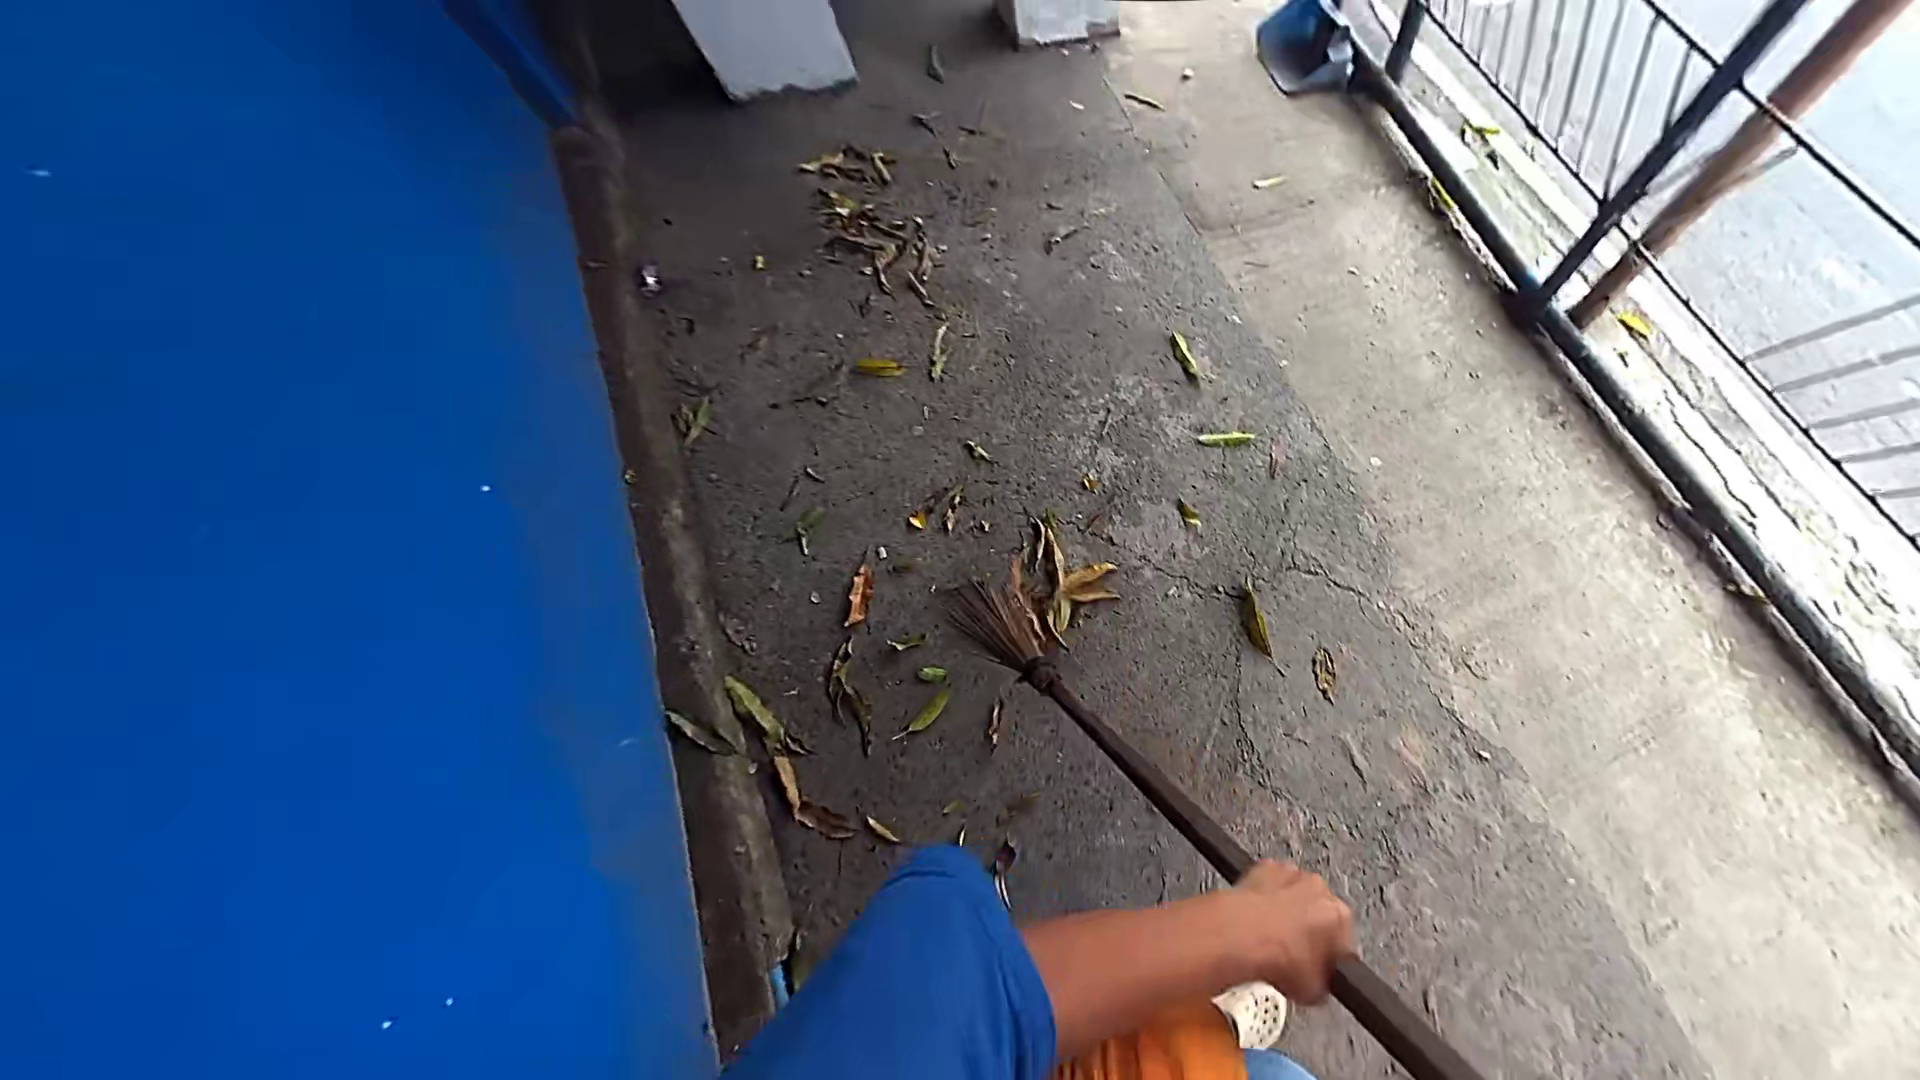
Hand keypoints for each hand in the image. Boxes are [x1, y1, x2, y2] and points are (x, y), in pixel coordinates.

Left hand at [1228, 860, 1354, 1002]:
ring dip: (1287, 906)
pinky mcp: (1259, 867)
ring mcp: (1288, 874)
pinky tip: (1256, 916)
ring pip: (1294, 893)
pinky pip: (1268, 883)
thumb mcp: (1316, 990)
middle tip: (1295, 949)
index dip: (1332, 956)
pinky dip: (1264, 895)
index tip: (1321, 966)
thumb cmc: (1279, 958)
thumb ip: (1325, 978)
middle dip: (1310, 926)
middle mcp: (1318, 888)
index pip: (1344, 940)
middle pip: (1320, 909)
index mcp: (1341, 916)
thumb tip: (1316, 981)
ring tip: (1272, 933)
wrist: (1241, 935)